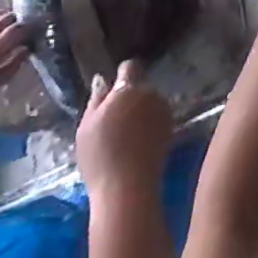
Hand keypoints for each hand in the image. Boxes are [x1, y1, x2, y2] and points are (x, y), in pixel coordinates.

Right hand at [76, 60, 172, 195]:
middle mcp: (150, 94)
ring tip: (127, 136)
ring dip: (142, 110)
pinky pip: (158, 118)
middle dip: (131, 97)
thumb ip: (96, 99)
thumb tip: (101, 79)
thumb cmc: (100, 157)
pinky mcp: (171, 130)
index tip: (113, 92)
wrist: (127, 190)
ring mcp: (163, 112)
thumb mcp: (87, 127)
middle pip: (141, 87)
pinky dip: (150, 125)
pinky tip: (138, 144)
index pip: (130, 67)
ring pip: (150, 103)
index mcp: (128, 89)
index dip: (121, 75)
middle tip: (115, 121)